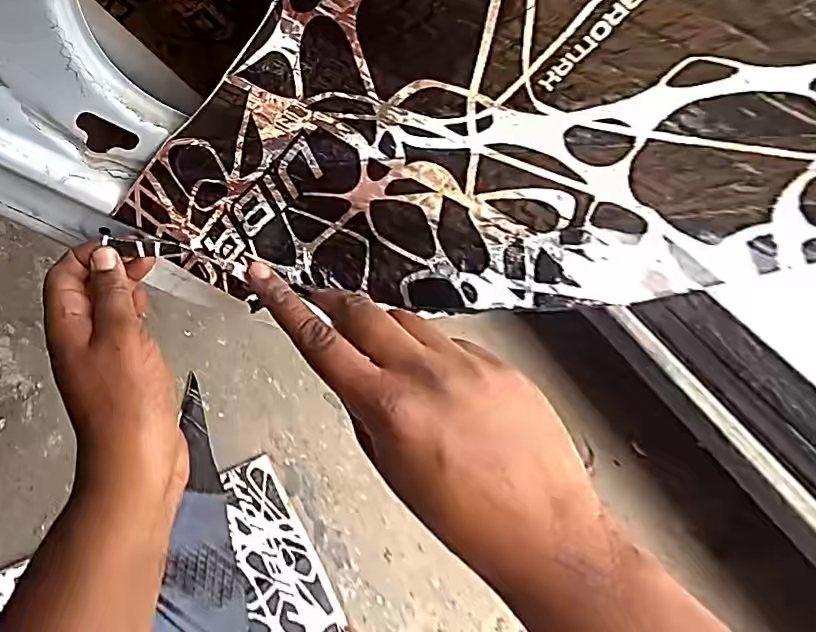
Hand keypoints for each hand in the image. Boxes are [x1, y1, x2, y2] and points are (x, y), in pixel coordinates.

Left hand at [44, 242, 186, 504]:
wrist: (138, 467)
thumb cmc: (125, 411)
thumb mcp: (121, 335)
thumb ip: (112, 292)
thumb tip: (104, 258)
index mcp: (65, 326)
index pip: (64, 273)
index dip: (88, 254)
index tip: (118, 247)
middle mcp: (75, 339)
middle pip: (83, 287)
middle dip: (108, 267)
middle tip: (138, 258)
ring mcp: (96, 355)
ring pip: (102, 307)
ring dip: (121, 287)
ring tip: (144, 276)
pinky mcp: (117, 371)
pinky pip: (118, 330)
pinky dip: (131, 313)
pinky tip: (144, 312)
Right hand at [245, 263, 725, 631]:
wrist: (554, 541)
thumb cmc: (464, 516)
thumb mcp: (384, 460)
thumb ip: (357, 402)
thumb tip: (346, 366)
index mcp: (387, 406)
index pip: (316, 338)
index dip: (282, 300)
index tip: (261, 274)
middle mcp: (425, 377)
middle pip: (358, 309)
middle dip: (334, 304)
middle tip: (325, 306)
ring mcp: (467, 368)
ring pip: (402, 318)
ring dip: (386, 331)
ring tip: (399, 365)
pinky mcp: (501, 367)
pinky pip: (448, 338)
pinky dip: (433, 352)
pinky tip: (445, 385)